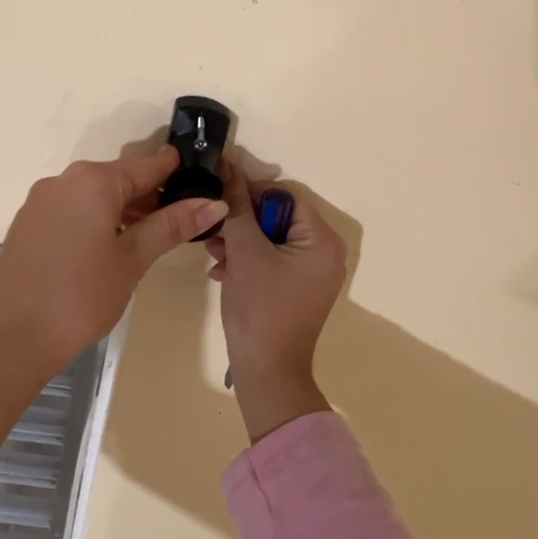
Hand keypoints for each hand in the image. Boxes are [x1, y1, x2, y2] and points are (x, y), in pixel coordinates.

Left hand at [0, 147, 226, 482]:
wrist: (10, 337)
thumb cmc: (80, 297)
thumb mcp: (132, 260)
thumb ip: (171, 226)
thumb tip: (214, 203)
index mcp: (93, 182)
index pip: (147, 166)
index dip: (177, 173)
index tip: (205, 183)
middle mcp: (64, 181)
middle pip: (119, 178)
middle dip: (151, 195)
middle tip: (184, 220)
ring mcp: (41, 202)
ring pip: (94, 195)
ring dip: (125, 209)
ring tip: (153, 237)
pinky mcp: (29, 224)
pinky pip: (73, 209)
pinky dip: (98, 219)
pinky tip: (112, 247)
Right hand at [204, 162, 347, 440]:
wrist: (267, 371)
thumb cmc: (260, 308)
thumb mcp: (245, 252)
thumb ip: (236, 208)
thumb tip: (227, 168)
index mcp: (322, 240)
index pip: (284, 196)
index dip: (250, 193)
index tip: (218, 198)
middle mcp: (324, 253)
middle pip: (277, 218)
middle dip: (242, 222)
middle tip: (213, 230)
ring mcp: (312, 274)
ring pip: (271, 240)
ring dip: (240, 242)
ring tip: (213, 252)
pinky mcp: (297, 290)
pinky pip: (272, 261)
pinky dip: (248, 262)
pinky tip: (222, 271)